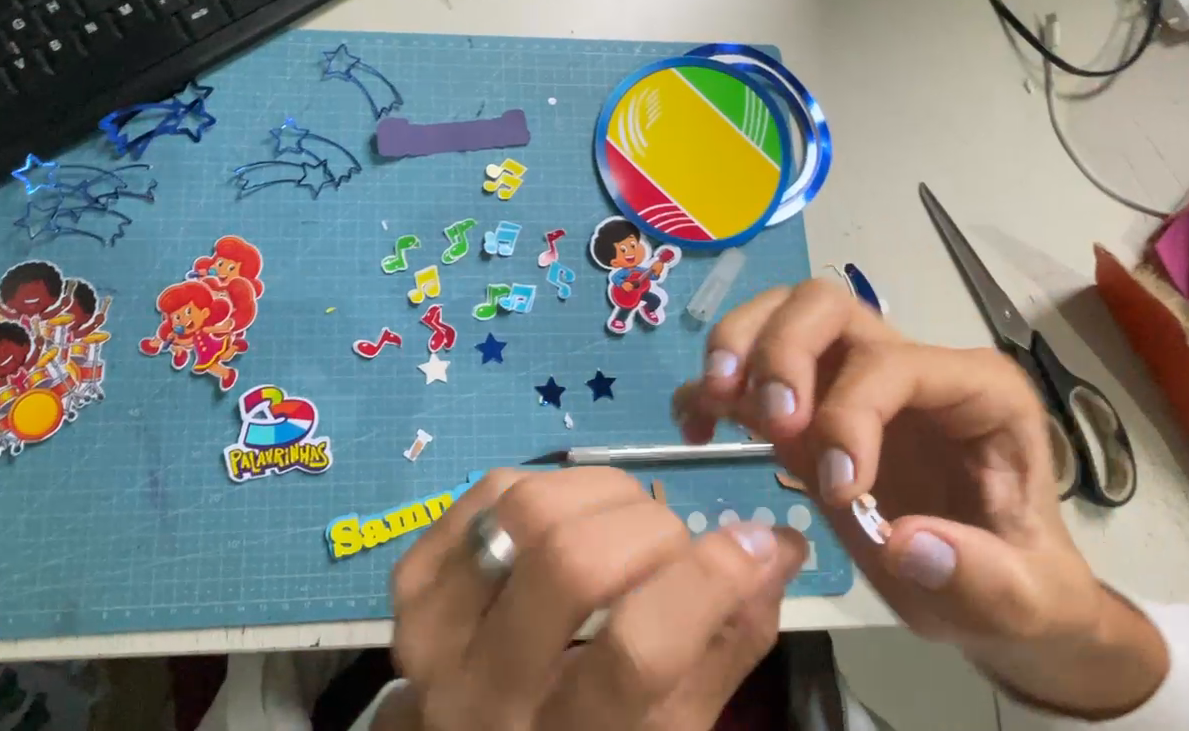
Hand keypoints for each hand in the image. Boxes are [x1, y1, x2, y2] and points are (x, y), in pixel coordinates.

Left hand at [381, 467, 807, 730]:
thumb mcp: (668, 727)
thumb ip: (724, 643)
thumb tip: (776, 545)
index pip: (636, 656)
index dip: (707, 584)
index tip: (760, 542)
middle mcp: (483, 690)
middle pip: (572, 566)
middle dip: (651, 531)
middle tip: (676, 539)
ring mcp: (433, 625)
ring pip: (529, 510)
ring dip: (602, 494)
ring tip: (630, 519)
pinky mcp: (411, 574)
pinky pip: (491, 488)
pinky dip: (550, 482)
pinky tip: (574, 510)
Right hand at [670, 281, 1165, 718]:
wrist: (984, 592)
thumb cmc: (1017, 589)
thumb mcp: (1027, 604)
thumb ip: (985, 577)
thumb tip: (903, 542)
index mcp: (972, 392)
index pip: (894, 365)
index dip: (852, 414)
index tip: (837, 491)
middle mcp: (903, 364)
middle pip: (826, 305)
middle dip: (783, 351)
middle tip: (766, 418)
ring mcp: (844, 377)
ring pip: (780, 311)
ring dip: (737, 346)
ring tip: (717, 402)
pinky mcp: (800, 404)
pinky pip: (744, 363)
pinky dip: (709, 386)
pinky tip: (695, 430)